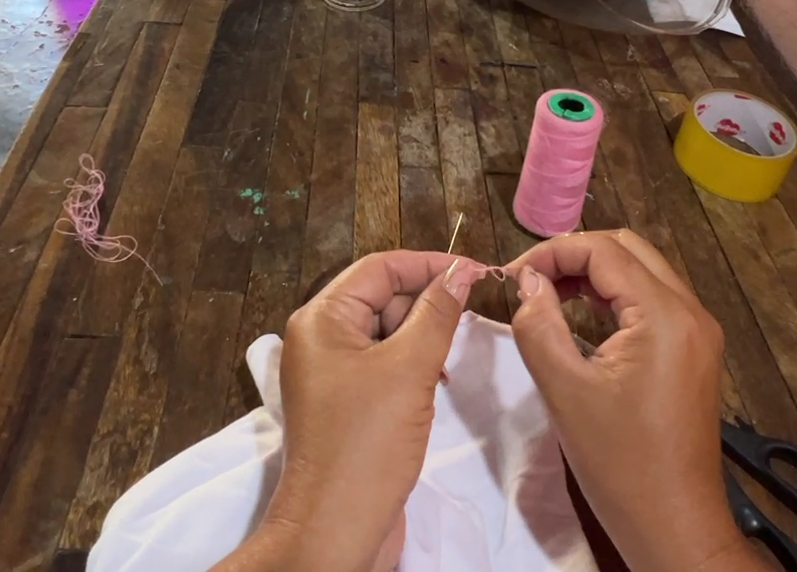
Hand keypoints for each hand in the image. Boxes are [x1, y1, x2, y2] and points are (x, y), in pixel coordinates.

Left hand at [214, 251, 485, 571]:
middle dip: (426, 301)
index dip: (428, 264)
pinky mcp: (347, 399)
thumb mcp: (410, 370)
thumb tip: (461, 271)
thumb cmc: (368, 442)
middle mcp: (321, 336)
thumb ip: (438, 314)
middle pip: (382, 296)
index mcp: (322, 318)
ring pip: (387, 329)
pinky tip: (436, 380)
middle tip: (469, 316)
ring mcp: (332, 370)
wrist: (336, 531)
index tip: (475, 271)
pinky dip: (412, 362)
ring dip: (422, 335)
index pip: (380, 268)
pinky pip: (384, 361)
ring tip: (450, 356)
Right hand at [505, 230, 757, 571]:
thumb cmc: (618, 462)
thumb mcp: (564, 390)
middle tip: (531, 280)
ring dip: (594, 272)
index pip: (603, 251)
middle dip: (574, 255)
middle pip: (626, 249)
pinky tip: (582, 315)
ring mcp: (698, 331)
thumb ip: (538, 324)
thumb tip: (528, 280)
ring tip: (549, 294)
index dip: (552, 252)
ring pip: (641, 269)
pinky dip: (614, 294)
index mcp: (664, 316)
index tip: (513, 276)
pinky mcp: (695, 350)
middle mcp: (690, 311)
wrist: (675, 528)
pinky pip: (652, 298)